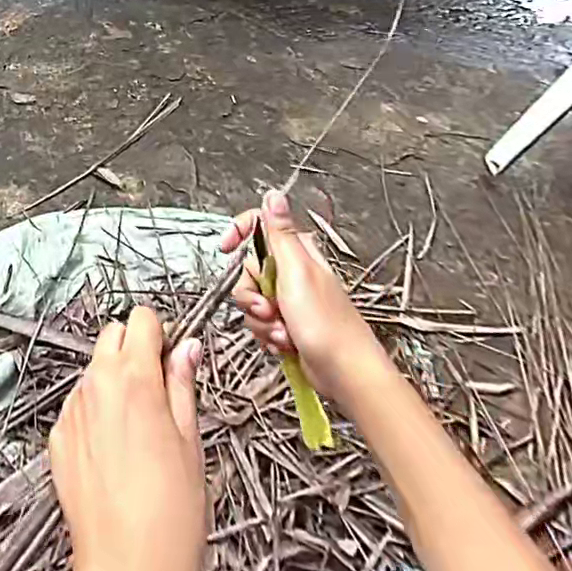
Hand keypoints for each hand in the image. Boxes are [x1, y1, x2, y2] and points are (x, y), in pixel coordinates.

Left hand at [49, 306, 205, 570]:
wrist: (127, 569)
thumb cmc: (167, 515)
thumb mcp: (191, 441)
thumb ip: (183, 383)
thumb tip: (188, 348)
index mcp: (135, 379)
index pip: (142, 319)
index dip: (161, 333)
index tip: (171, 352)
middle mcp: (97, 385)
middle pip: (113, 334)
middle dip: (135, 348)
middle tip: (157, 385)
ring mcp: (73, 409)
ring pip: (94, 369)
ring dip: (114, 380)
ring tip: (138, 426)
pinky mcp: (58, 434)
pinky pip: (78, 403)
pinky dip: (95, 411)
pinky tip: (115, 447)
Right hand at [218, 188, 392, 402]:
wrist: (346, 376)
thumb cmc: (327, 326)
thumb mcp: (297, 272)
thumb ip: (281, 233)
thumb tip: (274, 195)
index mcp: (297, 252)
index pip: (259, 226)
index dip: (238, 234)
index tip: (226, 248)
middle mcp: (292, 273)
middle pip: (248, 269)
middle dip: (251, 294)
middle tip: (269, 308)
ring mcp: (289, 300)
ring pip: (251, 299)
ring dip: (261, 321)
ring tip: (283, 333)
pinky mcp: (287, 324)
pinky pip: (259, 323)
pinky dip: (267, 335)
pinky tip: (285, 344)